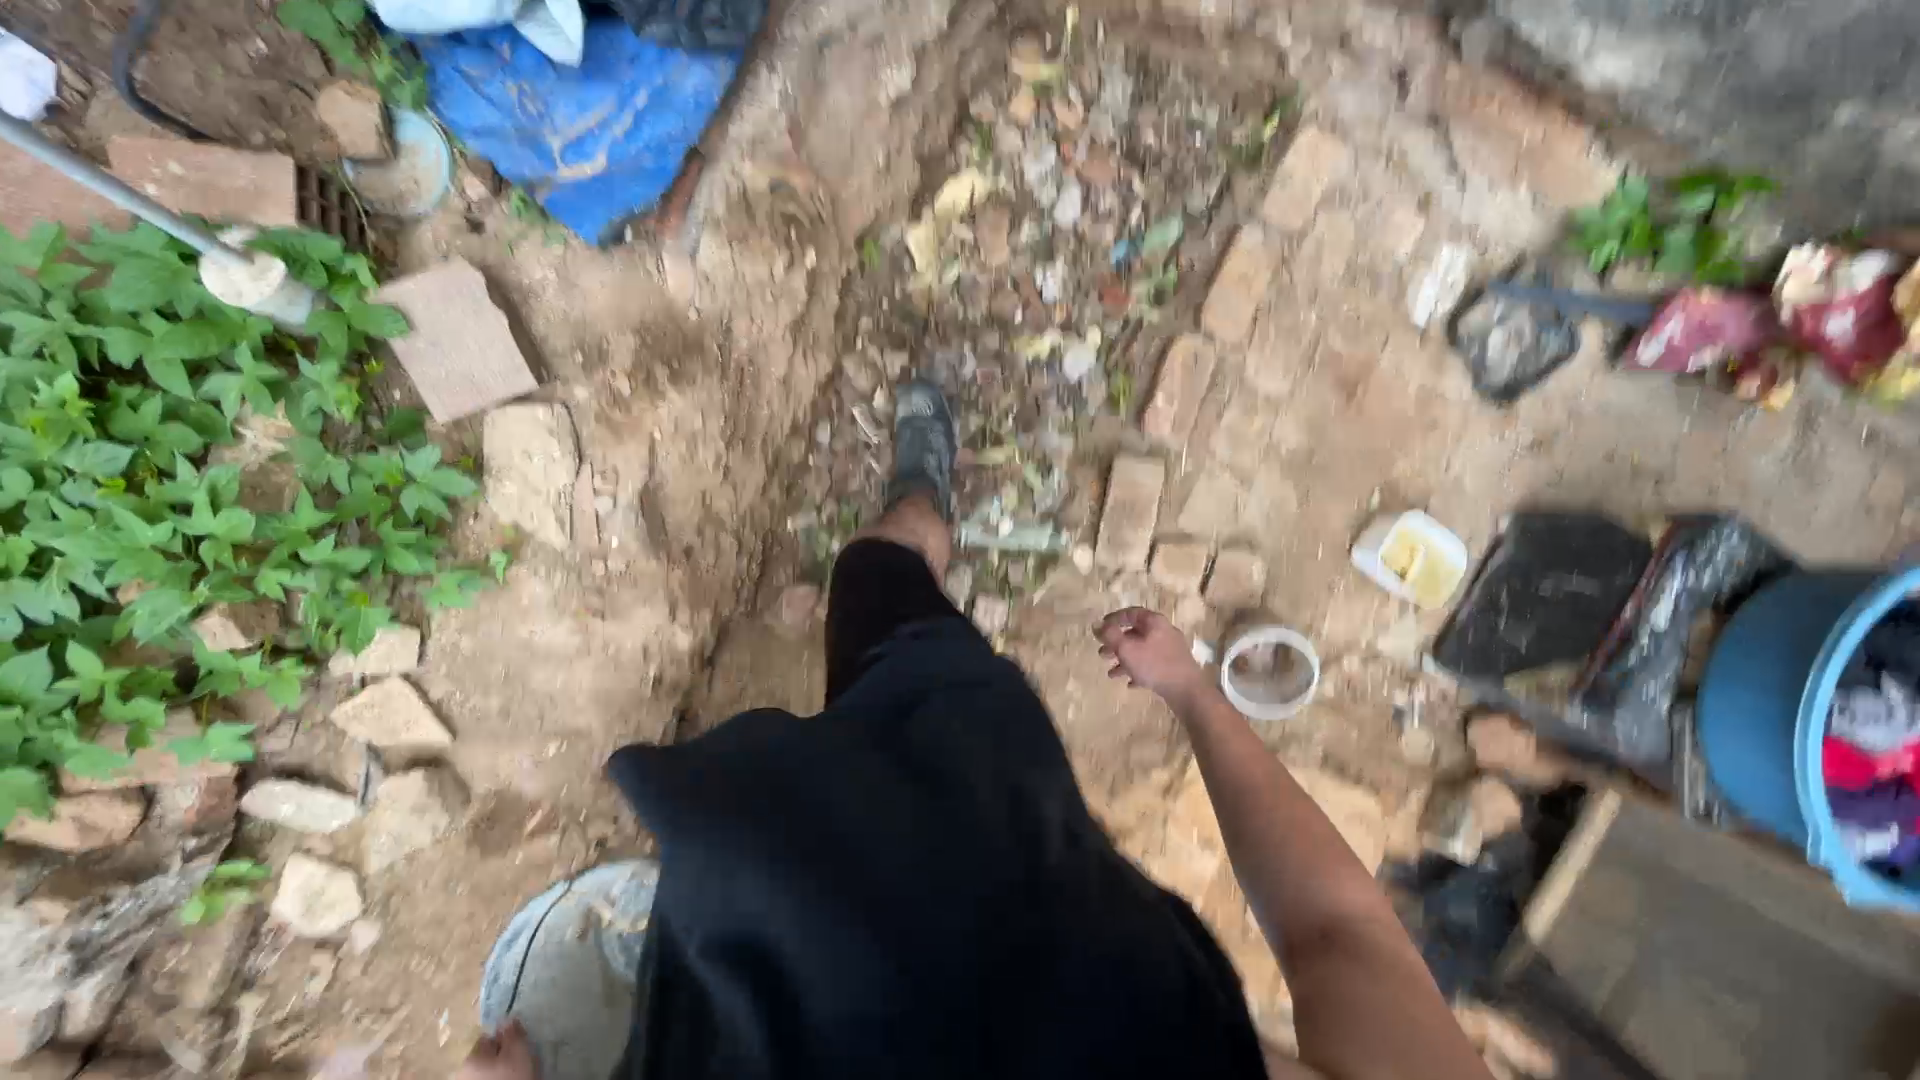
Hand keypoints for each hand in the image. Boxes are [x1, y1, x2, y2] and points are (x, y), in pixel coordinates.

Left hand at [454, 1019, 538, 1079]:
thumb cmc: (513, 1078)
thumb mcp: (518, 1051)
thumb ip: (512, 1032)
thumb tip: (506, 1018)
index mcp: (470, 1059)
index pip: (487, 1038)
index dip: (504, 1038)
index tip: (517, 1044)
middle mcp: (461, 1074)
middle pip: (484, 1055)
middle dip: (500, 1054)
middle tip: (517, 1059)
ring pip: (484, 1070)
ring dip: (498, 1068)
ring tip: (513, 1073)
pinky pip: (484, 1079)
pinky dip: (495, 1078)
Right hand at [1094, 607, 1208, 704]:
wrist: (1187, 690)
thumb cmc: (1154, 665)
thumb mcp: (1126, 649)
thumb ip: (1109, 635)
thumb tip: (1097, 624)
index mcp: (1154, 622)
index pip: (1130, 613)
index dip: (1113, 619)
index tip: (1100, 628)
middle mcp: (1164, 631)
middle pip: (1135, 633)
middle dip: (1116, 645)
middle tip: (1102, 655)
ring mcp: (1170, 649)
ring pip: (1142, 651)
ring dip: (1125, 660)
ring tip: (1111, 674)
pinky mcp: (1174, 666)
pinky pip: (1152, 664)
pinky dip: (1138, 671)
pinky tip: (1130, 683)